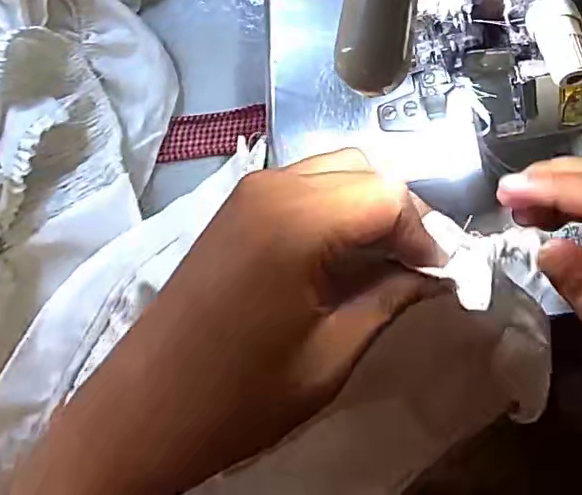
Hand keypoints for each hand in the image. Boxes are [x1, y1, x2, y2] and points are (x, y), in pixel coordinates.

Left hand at [17, 149, 448, 494]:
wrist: (137, 415)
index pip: (388, 195)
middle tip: (421, 261)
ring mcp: (253, 187)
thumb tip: (435, 274)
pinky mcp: (240, 201)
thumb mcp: (329, 357)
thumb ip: (389, 299)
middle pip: (366, 168)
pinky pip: (308, 180)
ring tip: (389, 254)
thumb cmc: (236, 397)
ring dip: (372, 201)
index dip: (425, 231)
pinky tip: (347, 245)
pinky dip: (340, 201)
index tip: (444, 272)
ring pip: (339, 167)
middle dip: (402, 210)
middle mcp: (275, 184)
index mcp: (297, 220)